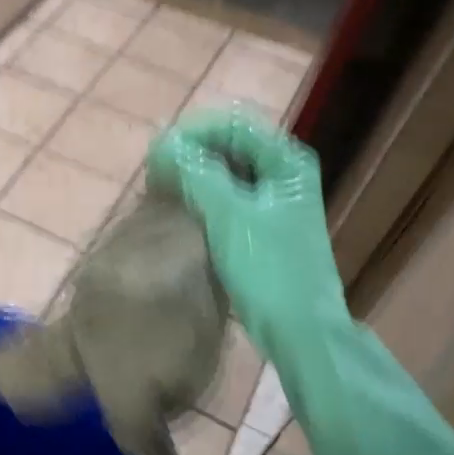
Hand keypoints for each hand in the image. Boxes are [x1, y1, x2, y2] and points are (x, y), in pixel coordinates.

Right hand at [146, 108, 349, 356]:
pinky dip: (201, 199)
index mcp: (286, 161)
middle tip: (154, 176)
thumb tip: (160, 144)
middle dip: (190, 155)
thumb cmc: (268, 269)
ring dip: (192, 178)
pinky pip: (225, 199)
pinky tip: (178, 212)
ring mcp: (274, 202)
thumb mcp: (227, 215)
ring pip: (224, 174)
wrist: (299, 330)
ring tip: (160, 192)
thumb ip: (194, 173)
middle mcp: (284, 174)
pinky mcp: (263, 228)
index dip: (191, 134)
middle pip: (228, 146)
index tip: (156, 158)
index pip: (230, 125)